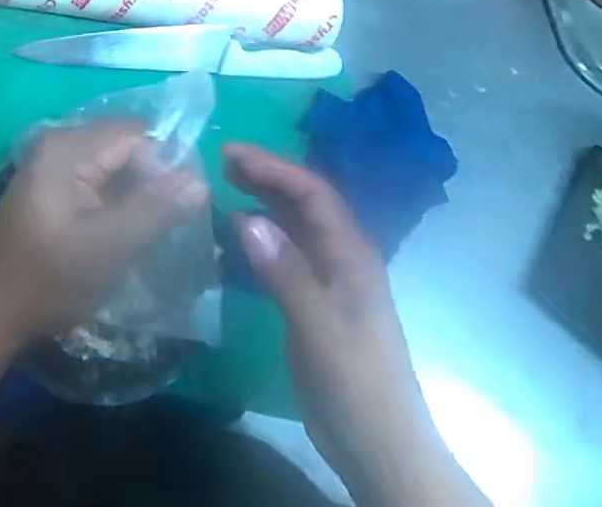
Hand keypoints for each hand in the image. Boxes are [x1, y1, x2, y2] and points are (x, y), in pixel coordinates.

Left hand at [0, 121, 209, 343]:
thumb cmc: (47, 279)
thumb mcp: (108, 246)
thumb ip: (155, 209)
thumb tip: (201, 181)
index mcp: (68, 147)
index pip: (137, 136)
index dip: (167, 166)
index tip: (186, 207)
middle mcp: (59, 142)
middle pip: (126, 144)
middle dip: (155, 177)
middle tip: (175, 219)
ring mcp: (53, 163)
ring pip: (116, 163)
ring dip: (139, 190)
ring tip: (158, 227)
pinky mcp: (53, 185)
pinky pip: (100, 177)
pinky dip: (120, 198)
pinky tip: (129, 228)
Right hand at [224, 143, 461, 506]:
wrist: (381, 448)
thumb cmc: (356, 384)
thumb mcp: (319, 328)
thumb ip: (285, 273)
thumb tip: (244, 219)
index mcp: (351, 253)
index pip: (312, 192)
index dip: (273, 167)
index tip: (231, 153)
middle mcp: (340, 256)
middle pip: (303, 200)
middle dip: (265, 174)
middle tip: (220, 160)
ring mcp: (327, 278)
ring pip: (292, 224)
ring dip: (261, 199)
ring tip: (223, 183)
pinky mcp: (312, 300)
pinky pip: (283, 252)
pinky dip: (259, 235)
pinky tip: (233, 234)